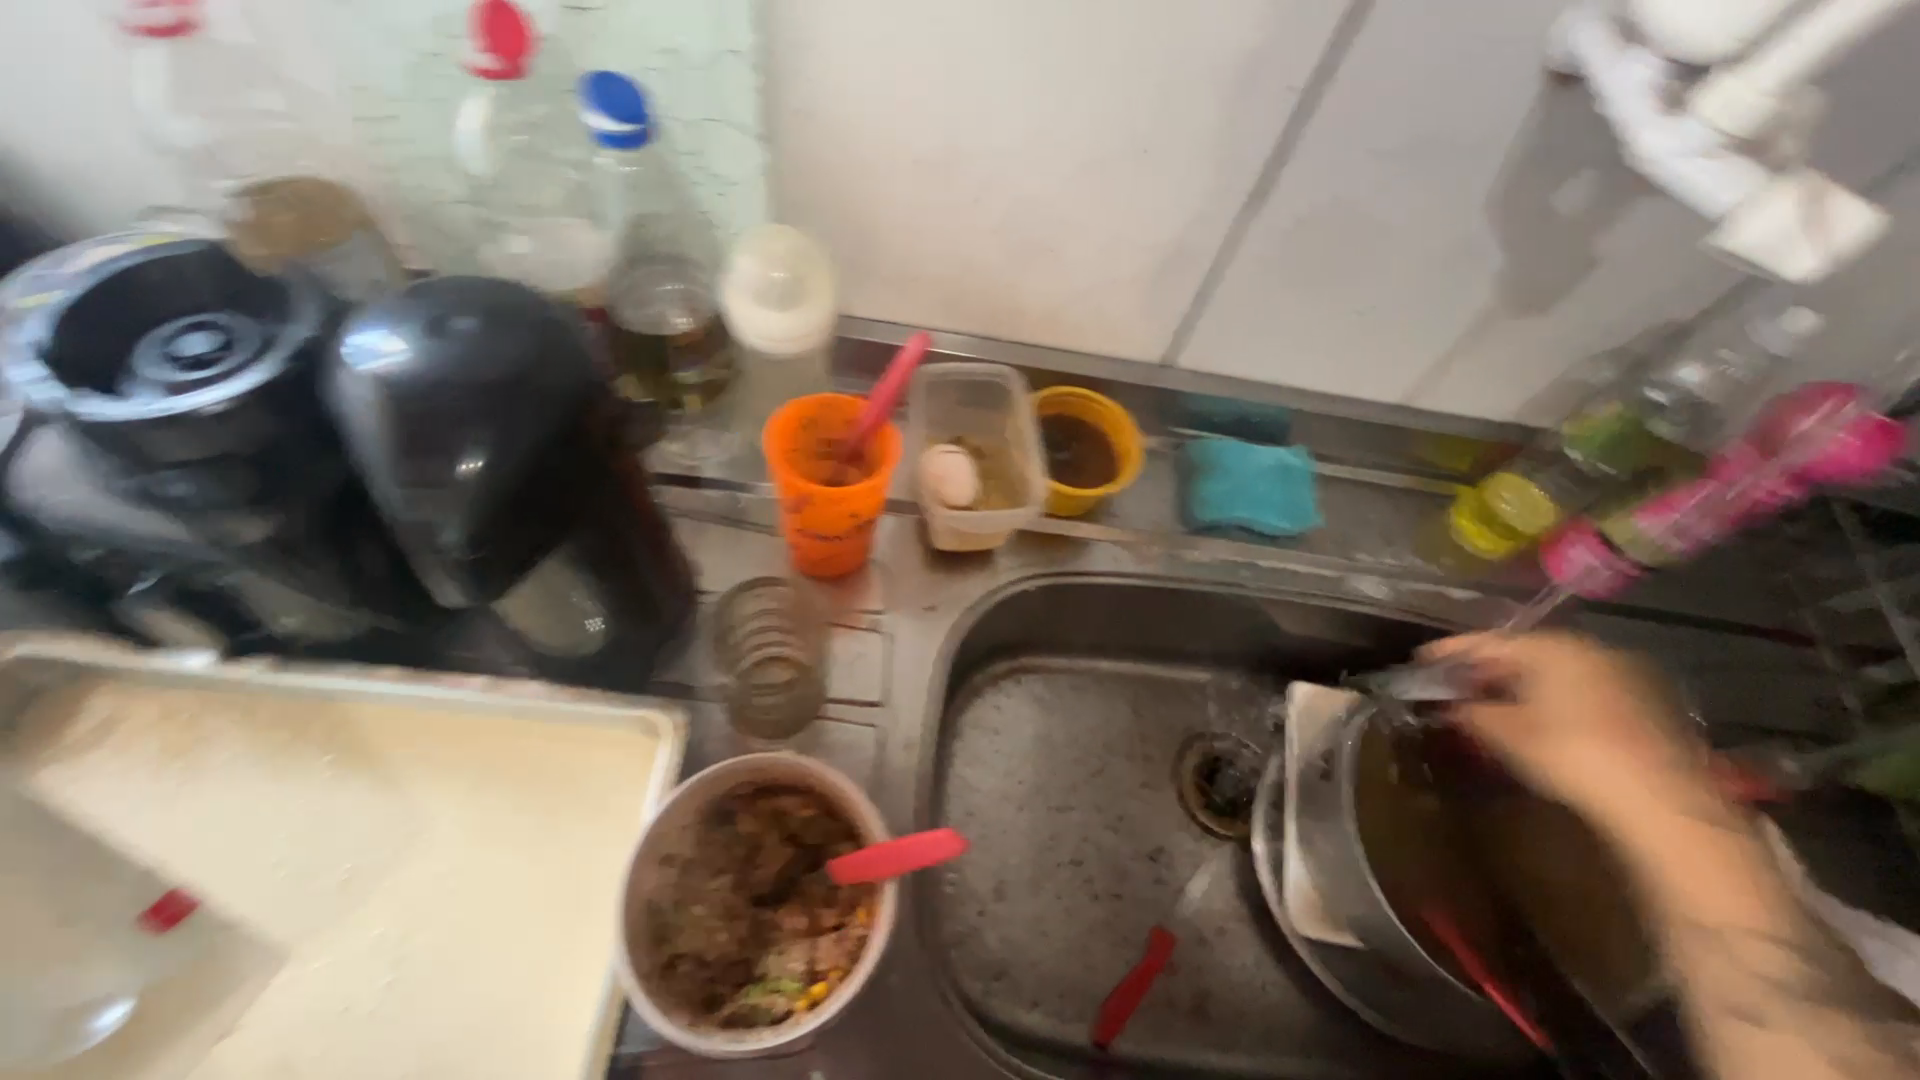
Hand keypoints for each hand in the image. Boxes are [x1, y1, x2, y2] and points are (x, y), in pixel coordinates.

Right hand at [1419, 631, 1712, 828]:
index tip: (1420, 660)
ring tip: (1489, 704)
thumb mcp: (1504, 733)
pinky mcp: (1644, 702)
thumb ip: (1469, 713)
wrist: (1661, 799)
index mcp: (1550, 646)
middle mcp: (1587, 649)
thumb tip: (1448, 706)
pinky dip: (1550, 698)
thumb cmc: (1570, 753)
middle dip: (1485, 670)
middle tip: (1453, 686)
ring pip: (1553, 672)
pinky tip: (1536, 720)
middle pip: (1522, 653)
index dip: (1450, 651)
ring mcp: (1621, 674)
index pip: (1487, 641)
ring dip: (1518, 685)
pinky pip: (1580, 689)